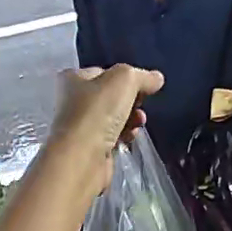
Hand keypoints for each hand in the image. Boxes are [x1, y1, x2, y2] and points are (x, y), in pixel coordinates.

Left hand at [44, 65, 162, 180]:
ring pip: (114, 118)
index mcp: (74, 78)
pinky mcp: (90, 148)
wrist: (83, 157)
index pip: (105, 73)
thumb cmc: (98, 111)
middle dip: (131, 101)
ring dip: (131, 119)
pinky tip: (130, 138)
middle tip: (140, 105)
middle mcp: (74, 101)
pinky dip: (124, 136)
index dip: (126, 79)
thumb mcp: (124, 80)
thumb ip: (142, 76)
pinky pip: (113, 137)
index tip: (143, 87)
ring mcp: (82, 127)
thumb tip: (157, 78)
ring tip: (139, 122)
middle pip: (111, 97)